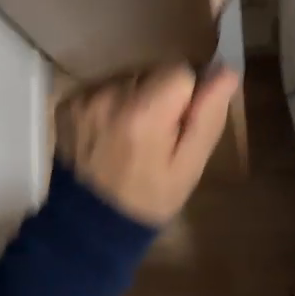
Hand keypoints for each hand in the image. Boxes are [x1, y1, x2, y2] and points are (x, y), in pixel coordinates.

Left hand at [58, 64, 239, 225]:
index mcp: (144, 112)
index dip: (186, 95)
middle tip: (155, 136)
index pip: (180, 71)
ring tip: (129, 137)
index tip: (178, 124)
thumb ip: (207, 118)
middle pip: (151, 72)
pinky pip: (101, 88)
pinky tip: (107, 135)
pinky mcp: (67, 102)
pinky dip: (109, 105)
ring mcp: (84, 97)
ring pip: (126, 78)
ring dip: (133, 99)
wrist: (87, 224)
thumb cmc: (148, 199)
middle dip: (159, 96)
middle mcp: (110, 95)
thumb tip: (227, 71)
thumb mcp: (187, 168)